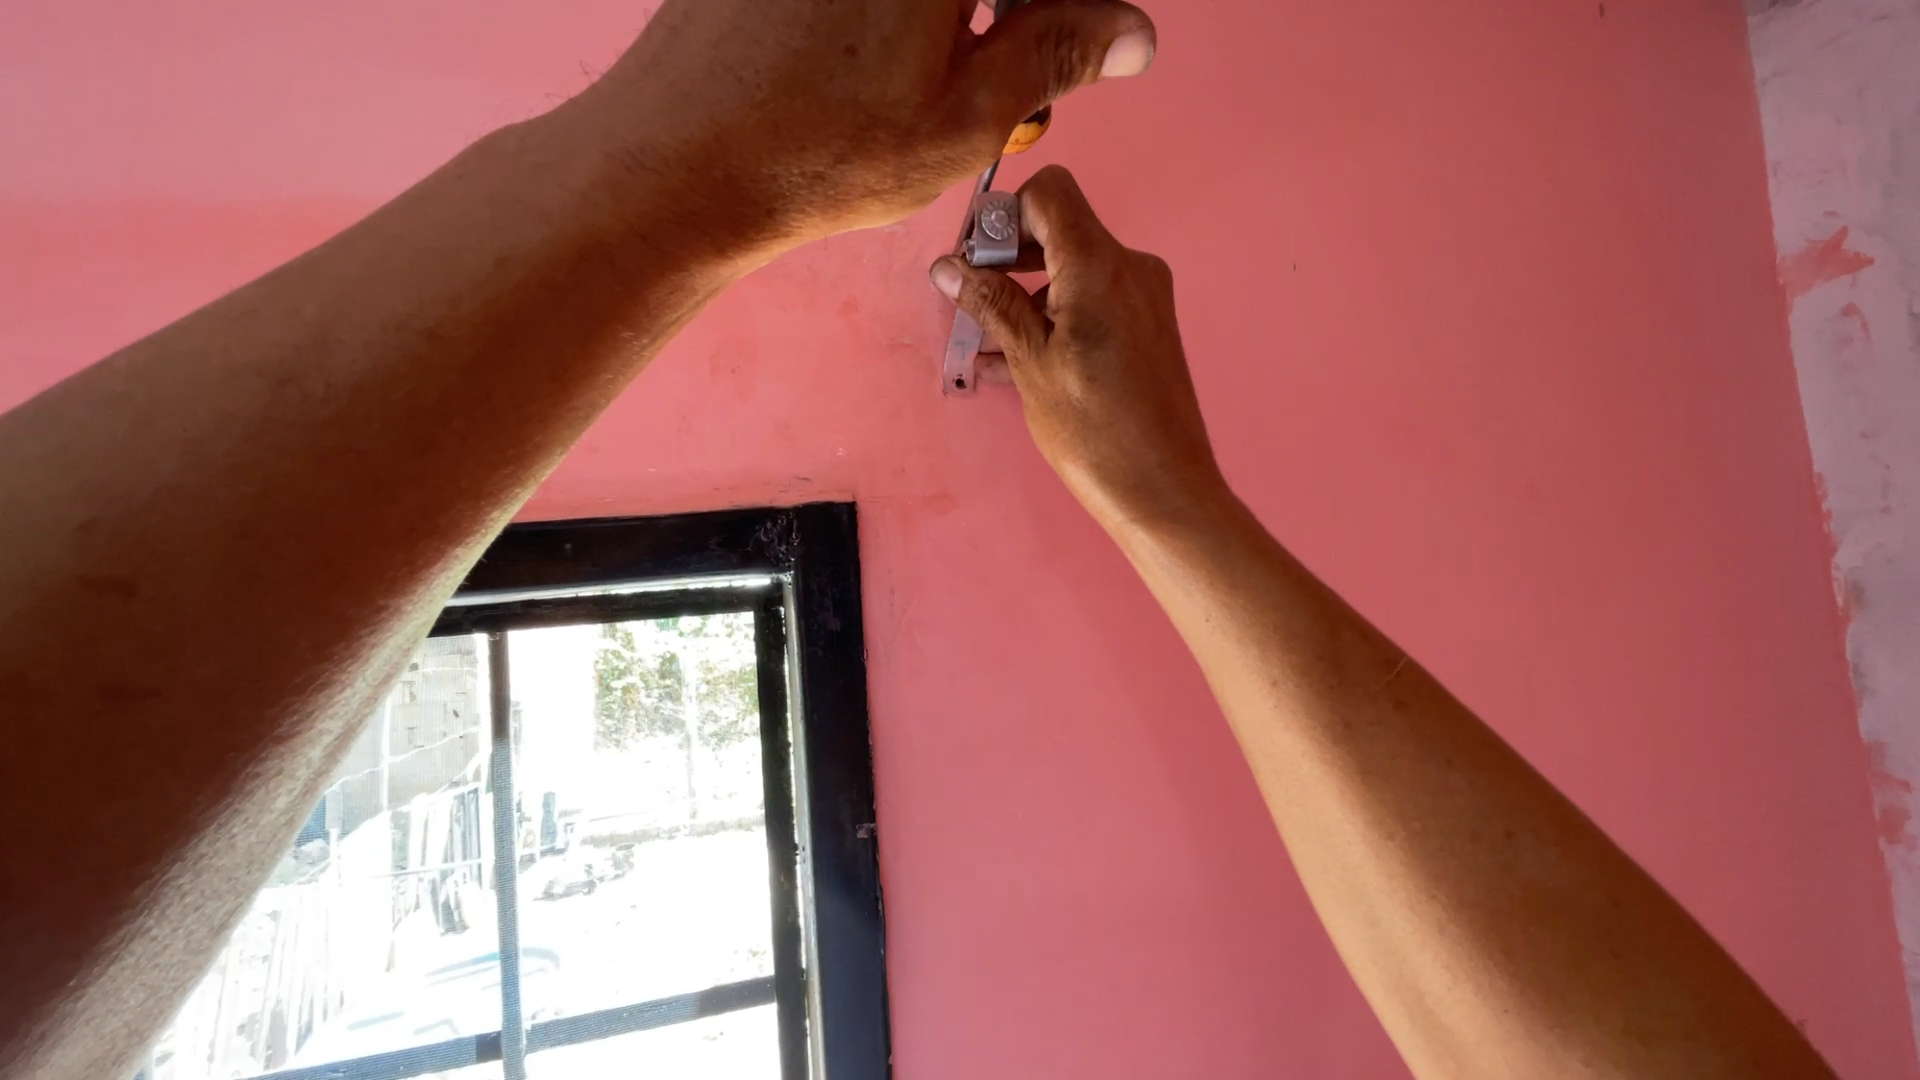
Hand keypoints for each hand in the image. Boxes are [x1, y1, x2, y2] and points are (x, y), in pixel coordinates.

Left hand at [572, 0, 1156, 253]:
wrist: (686, 163)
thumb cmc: (821, 153)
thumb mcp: (964, 119)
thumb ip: (1056, 53)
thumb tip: (1132, 31)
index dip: (1068, 16)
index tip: (1077, 43)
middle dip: (1009, 19)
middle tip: (1003, 72)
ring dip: (958, 17)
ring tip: (930, 75)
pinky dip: (900, 14)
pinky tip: (876, 58)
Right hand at [930, 165, 1226, 529]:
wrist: (1162, 488)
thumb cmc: (1092, 429)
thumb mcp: (1031, 363)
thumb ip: (992, 305)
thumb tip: (949, 267)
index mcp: (1099, 264)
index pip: (1050, 193)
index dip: (1005, 215)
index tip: (978, 259)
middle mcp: (1130, 268)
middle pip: (1059, 233)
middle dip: (1008, 260)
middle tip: (971, 304)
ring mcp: (1144, 299)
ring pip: (1072, 275)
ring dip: (1026, 297)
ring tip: (986, 344)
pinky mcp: (1147, 329)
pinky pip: (1091, 305)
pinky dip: (1054, 320)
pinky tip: (1016, 362)